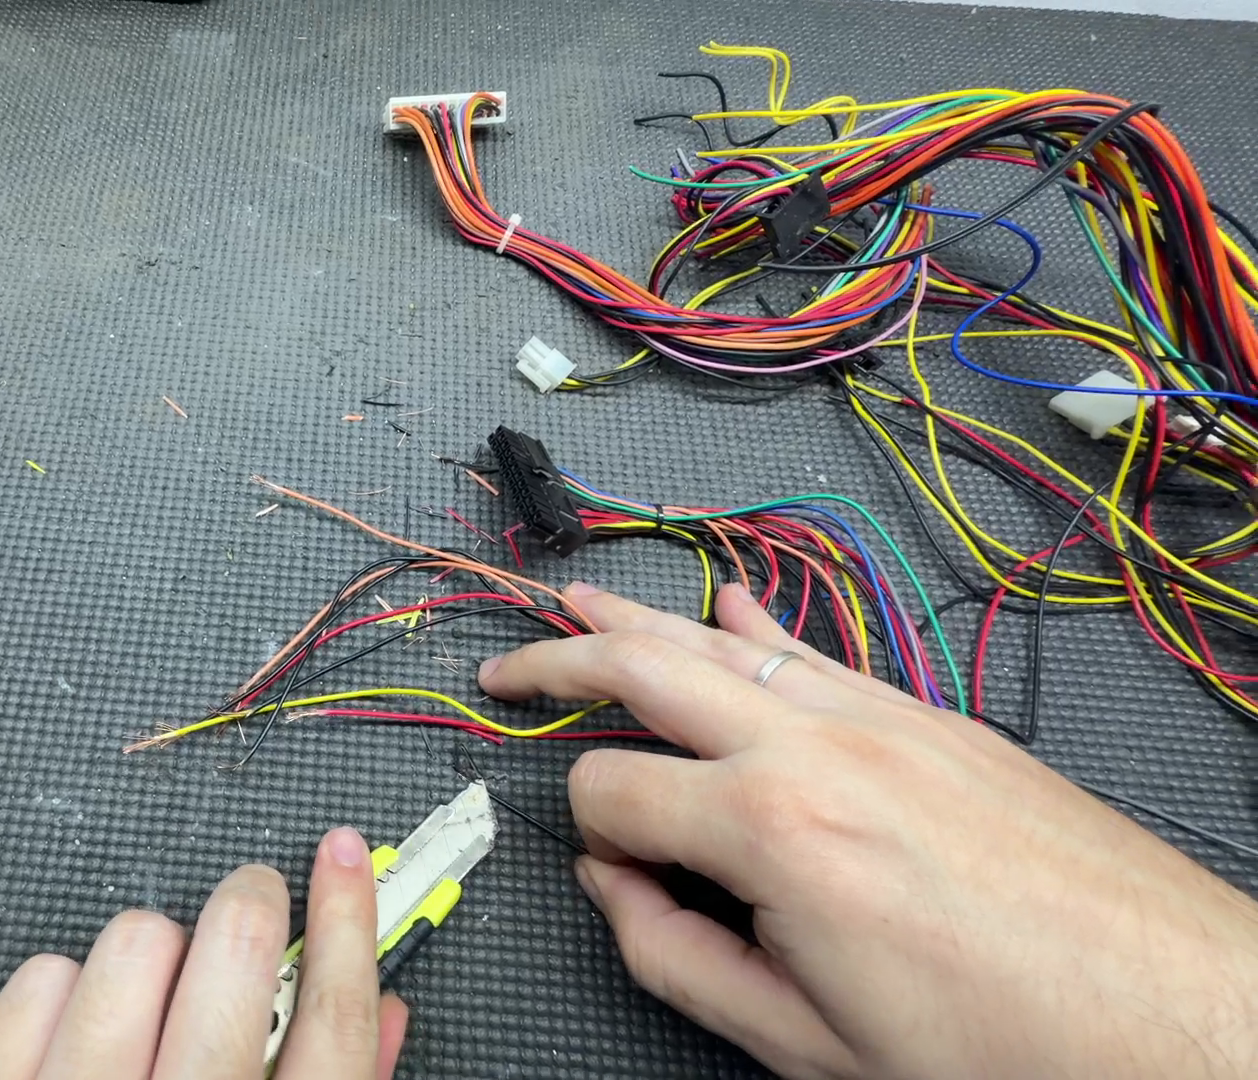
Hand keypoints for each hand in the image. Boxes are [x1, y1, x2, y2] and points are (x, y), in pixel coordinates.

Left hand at [0, 828, 410, 1079]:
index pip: (331, 1020)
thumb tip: (382, 1013)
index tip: (344, 857)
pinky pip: (39, 982)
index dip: (347, 919)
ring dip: (157, 956)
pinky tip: (79, 1040)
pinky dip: (67, 991)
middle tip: (250, 909)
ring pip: (135, 943)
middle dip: (253, 904)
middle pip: (235, 950)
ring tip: (155, 1006)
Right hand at [480, 580, 1257, 1079]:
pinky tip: (721, 599)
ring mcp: (868, 715)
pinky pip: (811, 646)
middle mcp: (806, 746)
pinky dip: (750, 620)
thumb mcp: (805, 1046)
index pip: (611, 793)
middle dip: (554, 663)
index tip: (620, 872)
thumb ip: (669, 953)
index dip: (592, 834)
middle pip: (636, 670)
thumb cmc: (1009, 1057)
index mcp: (769, 831)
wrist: (1221, 1039)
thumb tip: (608, 879)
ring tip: (574, 600)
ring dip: (630, 617)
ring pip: (712, 638)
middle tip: (505, 668)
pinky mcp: (922, 715)